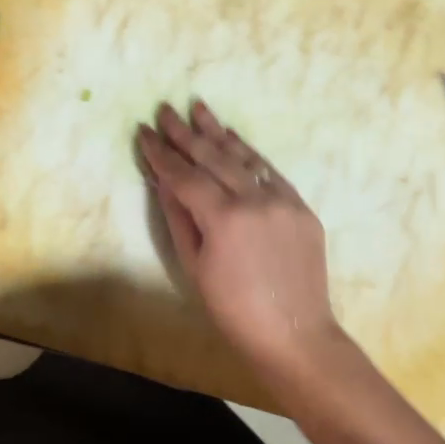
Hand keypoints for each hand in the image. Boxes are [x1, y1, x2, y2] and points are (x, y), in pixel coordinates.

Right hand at [138, 101, 338, 375]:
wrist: (294, 334)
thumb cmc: (232, 308)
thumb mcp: (193, 264)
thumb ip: (178, 215)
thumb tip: (163, 179)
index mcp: (224, 217)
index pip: (184, 174)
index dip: (161, 152)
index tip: (143, 131)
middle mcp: (255, 200)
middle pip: (214, 157)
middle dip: (185, 133)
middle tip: (165, 109)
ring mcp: (283, 200)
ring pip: (244, 157)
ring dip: (218, 132)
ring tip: (198, 109)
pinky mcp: (301, 207)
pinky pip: (269, 172)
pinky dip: (249, 153)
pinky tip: (234, 138)